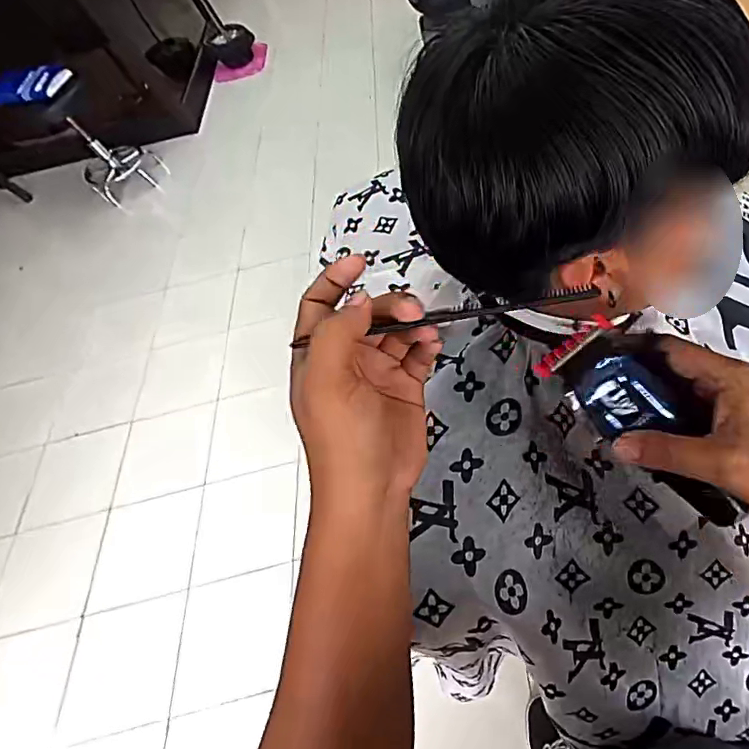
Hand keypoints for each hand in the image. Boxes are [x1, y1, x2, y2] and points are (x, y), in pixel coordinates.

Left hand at [290, 255, 441, 507]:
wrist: (373, 486)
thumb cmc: (341, 444)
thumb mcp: (326, 382)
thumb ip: (338, 333)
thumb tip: (359, 302)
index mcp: (317, 357)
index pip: (320, 306)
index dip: (334, 280)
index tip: (357, 262)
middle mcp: (346, 361)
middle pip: (367, 315)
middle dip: (388, 305)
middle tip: (409, 310)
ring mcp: (377, 373)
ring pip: (396, 331)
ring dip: (411, 323)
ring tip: (424, 328)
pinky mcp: (405, 386)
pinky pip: (417, 353)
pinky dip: (426, 344)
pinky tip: (431, 344)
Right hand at [610, 338, 748, 517]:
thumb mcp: (717, 462)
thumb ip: (666, 451)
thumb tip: (622, 444)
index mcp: (726, 375)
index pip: (671, 348)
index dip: (636, 352)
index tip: (606, 363)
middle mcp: (729, 378)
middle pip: (675, 367)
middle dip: (641, 381)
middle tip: (607, 397)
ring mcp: (734, 396)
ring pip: (684, 388)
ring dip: (657, 401)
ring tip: (624, 415)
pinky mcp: (736, 414)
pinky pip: (696, 406)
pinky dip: (674, 415)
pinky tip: (658, 433)